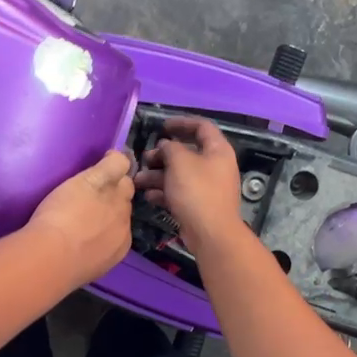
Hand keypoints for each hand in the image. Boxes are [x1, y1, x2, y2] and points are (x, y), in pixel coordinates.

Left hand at [24, 150, 136, 286]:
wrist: (54, 255)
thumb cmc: (60, 268)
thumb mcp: (85, 264)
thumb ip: (92, 252)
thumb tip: (88, 250)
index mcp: (120, 245)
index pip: (122, 223)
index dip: (109, 217)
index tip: (94, 216)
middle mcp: (123, 221)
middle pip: (125, 201)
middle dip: (113, 199)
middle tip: (93, 197)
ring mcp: (114, 199)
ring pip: (124, 184)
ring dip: (112, 181)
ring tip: (98, 176)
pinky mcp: (99, 181)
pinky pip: (117, 164)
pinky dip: (114, 159)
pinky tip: (107, 156)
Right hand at [133, 117, 247, 255]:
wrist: (210, 233)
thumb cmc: (197, 191)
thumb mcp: (180, 162)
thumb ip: (170, 148)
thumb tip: (166, 146)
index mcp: (218, 150)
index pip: (202, 127)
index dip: (181, 123)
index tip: (162, 127)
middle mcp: (214, 166)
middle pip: (186, 152)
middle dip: (163, 155)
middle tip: (145, 158)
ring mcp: (207, 187)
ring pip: (179, 174)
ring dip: (158, 175)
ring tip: (139, 180)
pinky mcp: (198, 205)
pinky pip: (179, 192)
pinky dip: (164, 192)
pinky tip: (148, 196)